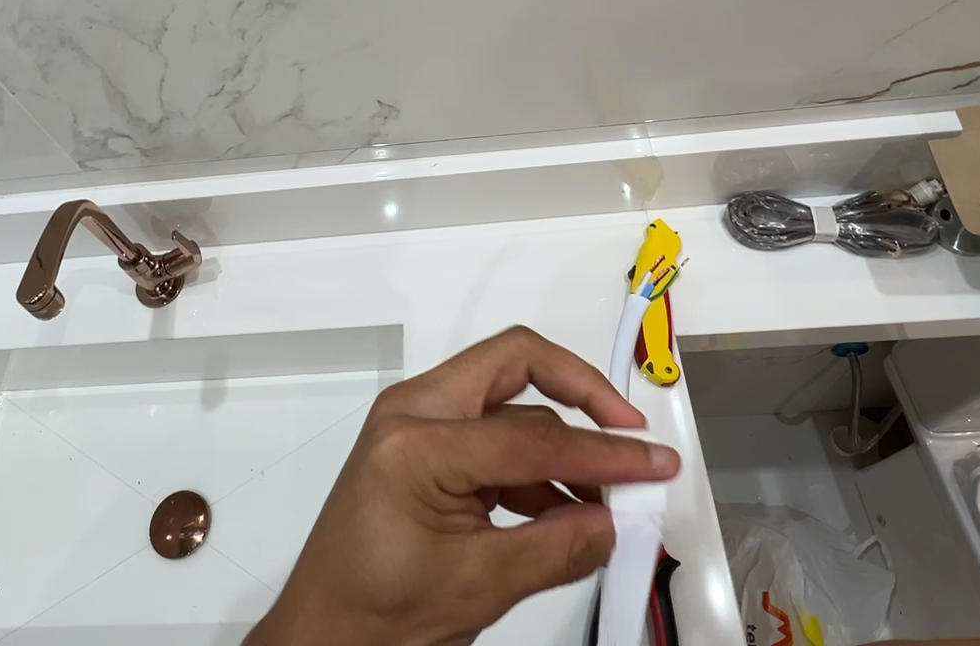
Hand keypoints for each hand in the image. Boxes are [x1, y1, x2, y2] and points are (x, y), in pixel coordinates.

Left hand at [245, 326, 681, 645]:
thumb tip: (620, 520)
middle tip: (629, 430)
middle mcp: (415, 408)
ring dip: (559, 438)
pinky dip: (533, 462)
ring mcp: (417, 419)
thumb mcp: (480, 586)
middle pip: (512, 361)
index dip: (603, 452)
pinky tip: (565, 505)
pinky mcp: (425, 441)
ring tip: (605, 495)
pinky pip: (492, 432)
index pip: (529, 433)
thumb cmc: (384, 615)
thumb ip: (558, 547)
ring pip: (507, 397)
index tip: (656, 466)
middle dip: (579, 389)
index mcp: (418, 440)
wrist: (322, 633)